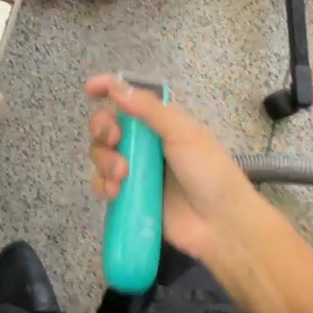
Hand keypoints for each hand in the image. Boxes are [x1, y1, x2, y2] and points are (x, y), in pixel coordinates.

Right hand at [86, 75, 267, 269]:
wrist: (221, 225)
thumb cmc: (209, 172)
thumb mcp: (183, 134)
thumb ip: (148, 109)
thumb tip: (115, 87)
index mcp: (161, 123)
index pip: (129, 99)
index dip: (108, 90)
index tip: (90, 90)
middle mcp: (145, 143)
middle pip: (107, 126)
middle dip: (103, 129)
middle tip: (113, 139)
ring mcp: (136, 171)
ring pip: (101, 155)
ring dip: (104, 160)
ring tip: (121, 175)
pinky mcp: (130, 196)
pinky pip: (102, 184)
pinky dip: (102, 184)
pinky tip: (115, 192)